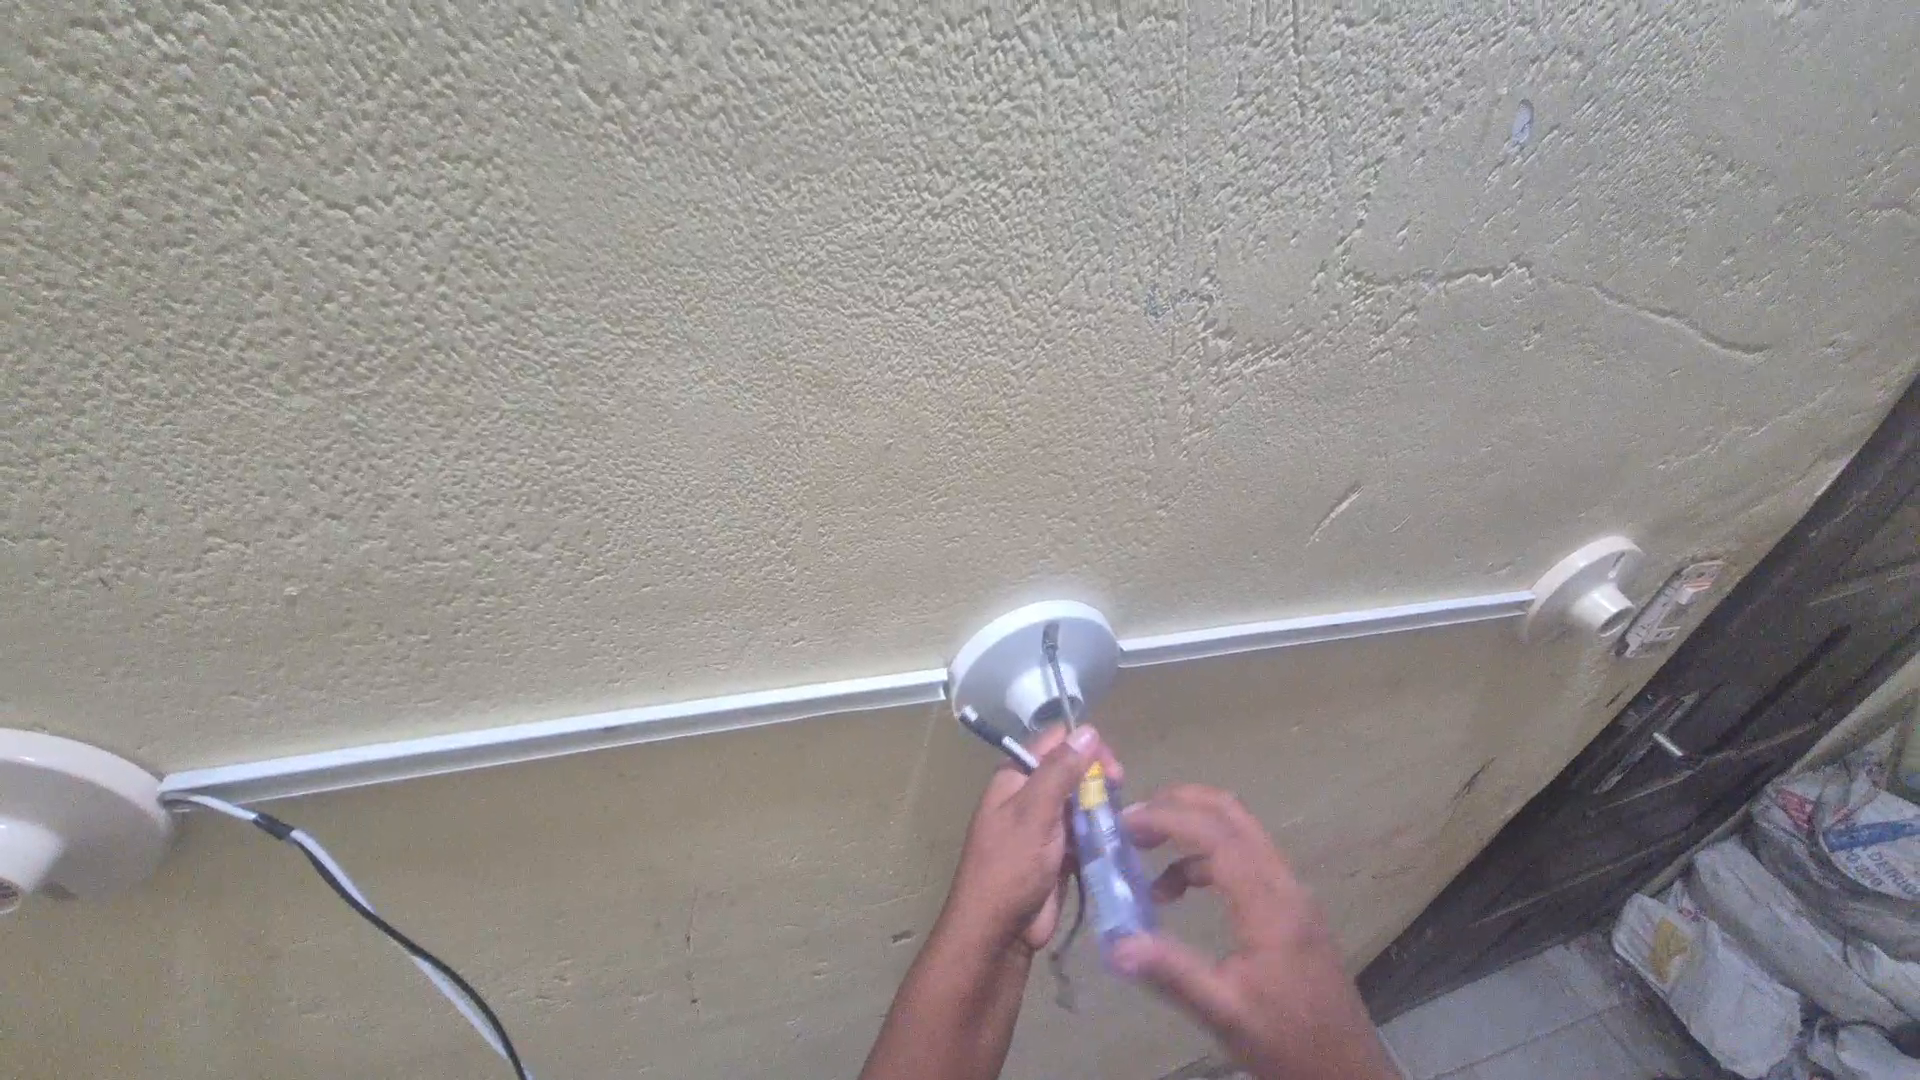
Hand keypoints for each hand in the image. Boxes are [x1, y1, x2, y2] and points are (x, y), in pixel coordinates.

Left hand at [940, 724, 1120, 953]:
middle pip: (1071, 772)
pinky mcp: (1057, 854)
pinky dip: (1099, 837)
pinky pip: (1084, 835)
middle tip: (1119, 798)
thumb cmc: (1010, 866)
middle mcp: (1028, 796)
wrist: (997, 932)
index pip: (1055, 742)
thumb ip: (1060, 771)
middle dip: (1097, 781)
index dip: (1085, 747)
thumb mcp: (1034, 812)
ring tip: (1120, 826)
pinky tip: (1116, 844)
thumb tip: (1086, 730)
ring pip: (1081, 804)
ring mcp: (1043, 826)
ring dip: (1101, 811)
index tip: (1113, 769)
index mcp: (1015, 777)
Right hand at [1110, 785, 1397, 1079]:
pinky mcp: (1289, 906)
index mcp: (1270, 905)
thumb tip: (1116, 943)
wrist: (1349, 1075)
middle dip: (1178, 803)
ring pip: (1238, 831)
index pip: (1217, 835)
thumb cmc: (1288, 1043)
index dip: (1168, 818)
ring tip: (1143, 853)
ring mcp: (1290, 892)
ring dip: (1189, 829)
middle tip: (1133, 819)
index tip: (1125, 823)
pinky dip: (1202, 857)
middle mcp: (1284, 884)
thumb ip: (1171, 973)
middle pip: (1232, 814)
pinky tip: (1174, 891)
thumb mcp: (1224, 1014)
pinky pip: (1242, 857)